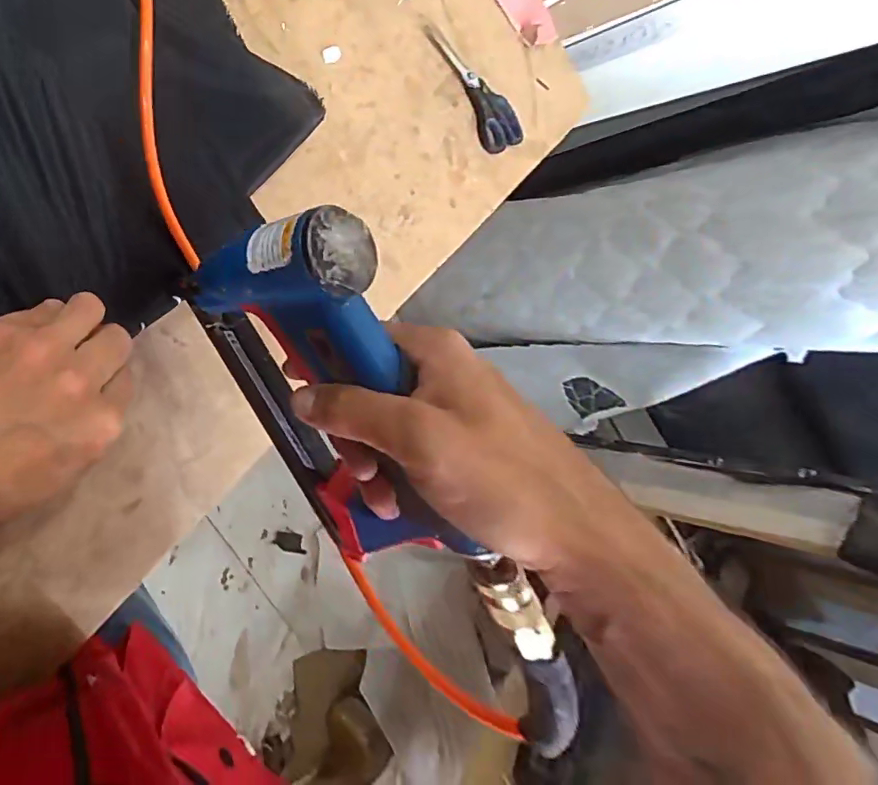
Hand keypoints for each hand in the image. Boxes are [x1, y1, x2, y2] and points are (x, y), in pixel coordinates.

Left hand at [0, 292, 134, 540]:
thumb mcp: (66, 471)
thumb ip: (90, 426)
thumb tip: (96, 393)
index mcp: (101, 424)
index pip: (126, 379)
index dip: (109, 378)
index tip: (93, 382)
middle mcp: (81, 379)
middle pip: (117, 338)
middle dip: (102, 346)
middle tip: (78, 357)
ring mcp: (44, 348)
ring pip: (89, 306)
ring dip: (79, 321)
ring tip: (55, 338)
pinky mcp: (8, 329)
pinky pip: (46, 306)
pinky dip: (43, 320)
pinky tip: (22, 340)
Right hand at [288, 322, 655, 575]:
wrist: (583, 543)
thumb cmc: (499, 476)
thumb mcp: (416, 436)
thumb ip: (350, 408)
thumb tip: (297, 394)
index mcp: (429, 349)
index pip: (354, 334)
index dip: (320, 354)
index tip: (294, 385)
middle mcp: (436, 368)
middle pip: (360, 382)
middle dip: (348, 427)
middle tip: (355, 466)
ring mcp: (448, 406)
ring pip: (377, 419)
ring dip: (367, 458)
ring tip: (379, 494)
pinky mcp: (457, 441)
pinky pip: (403, 445)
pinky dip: (391, 472)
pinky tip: (397, 502)